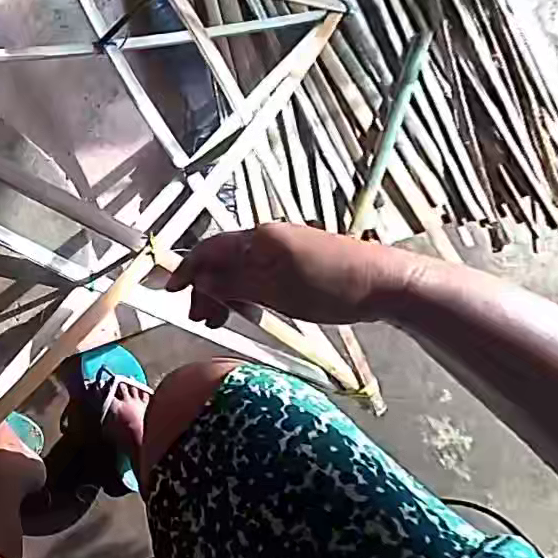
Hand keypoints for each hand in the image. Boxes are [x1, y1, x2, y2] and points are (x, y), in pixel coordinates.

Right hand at [165, 223, 431, 326]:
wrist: (386, 283)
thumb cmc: (332, 286)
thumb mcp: (277, 291)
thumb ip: (235, 284)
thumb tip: (201, 280)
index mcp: (259, 238)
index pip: (210, 249)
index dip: (187, 270)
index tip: (171, 292)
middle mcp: (267, 237)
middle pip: (223, 259)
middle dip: (206, 287)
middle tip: (201, 318)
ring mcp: (283, 247)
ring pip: (240, 268)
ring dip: (225, 292)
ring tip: (221, 320)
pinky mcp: (297, 260)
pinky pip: (259, 273)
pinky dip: (246, 291)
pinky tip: (249, 310)